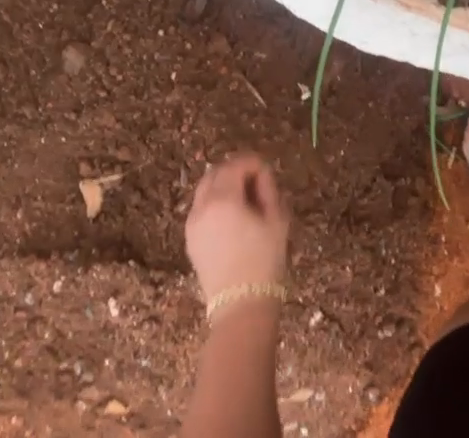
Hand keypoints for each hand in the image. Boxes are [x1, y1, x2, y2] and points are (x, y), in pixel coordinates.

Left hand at [186, 153, 290, 304]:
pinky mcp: (191, 240)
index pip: (237, 165)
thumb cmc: (264, 260)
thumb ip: (268, 191)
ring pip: (204, 190)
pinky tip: (233, 217)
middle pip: (215, 173)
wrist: (241, 305)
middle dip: (236, 170)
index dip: (254, 164)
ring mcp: (192, 224)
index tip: (268, 172)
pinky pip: (201, 209)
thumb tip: (261, 177)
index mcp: (223, 199)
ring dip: (223, 185)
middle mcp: (202, 207)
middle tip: (257, 181)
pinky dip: (215, 202)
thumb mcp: (277, 220)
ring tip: (245, 199)